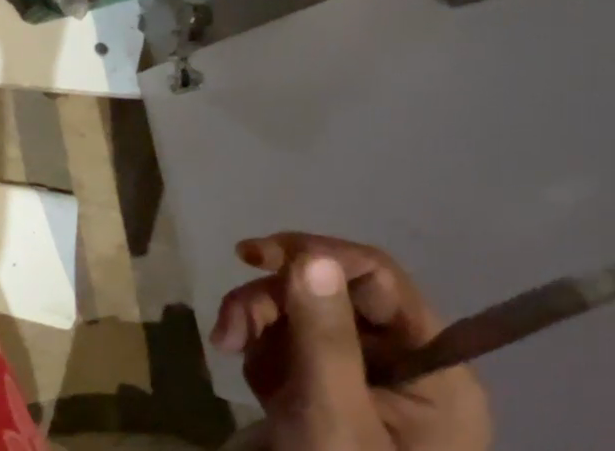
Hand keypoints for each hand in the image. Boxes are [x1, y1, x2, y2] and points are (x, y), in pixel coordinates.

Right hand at [210, 233, 490, 450]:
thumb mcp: (331, 412)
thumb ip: (324, 335)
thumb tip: (312, 255)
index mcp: (434, 369)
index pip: (377, 276)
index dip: (315, 254)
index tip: (252, 256)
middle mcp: (404, 364)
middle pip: (328, 289)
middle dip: (269, 300)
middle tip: (231, 329)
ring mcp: (363, 377)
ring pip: (297, 309)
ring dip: (254, 323)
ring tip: (230, 352)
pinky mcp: (326, 387)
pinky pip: (285, 340)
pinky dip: (259, 352)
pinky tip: (258, 388)